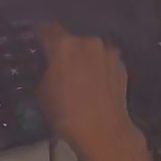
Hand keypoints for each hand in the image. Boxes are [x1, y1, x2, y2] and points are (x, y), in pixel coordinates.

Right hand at [38, 22, 146, 160]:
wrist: (103, 132)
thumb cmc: (66, 113)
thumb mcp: (43, 91)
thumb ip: (46, 70)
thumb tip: (51, 66)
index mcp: (64, 45)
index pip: (49, 28)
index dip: (42, 34)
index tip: (38, 42)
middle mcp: (89, 42)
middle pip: (72, 39)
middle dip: (65, 49)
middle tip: (59, 65)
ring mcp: (109, 53)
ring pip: (90, 50)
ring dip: (84, 58)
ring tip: (79, 76)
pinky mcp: (122, 66)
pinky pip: (104, 61)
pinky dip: (98, 68)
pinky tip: (94, 84)